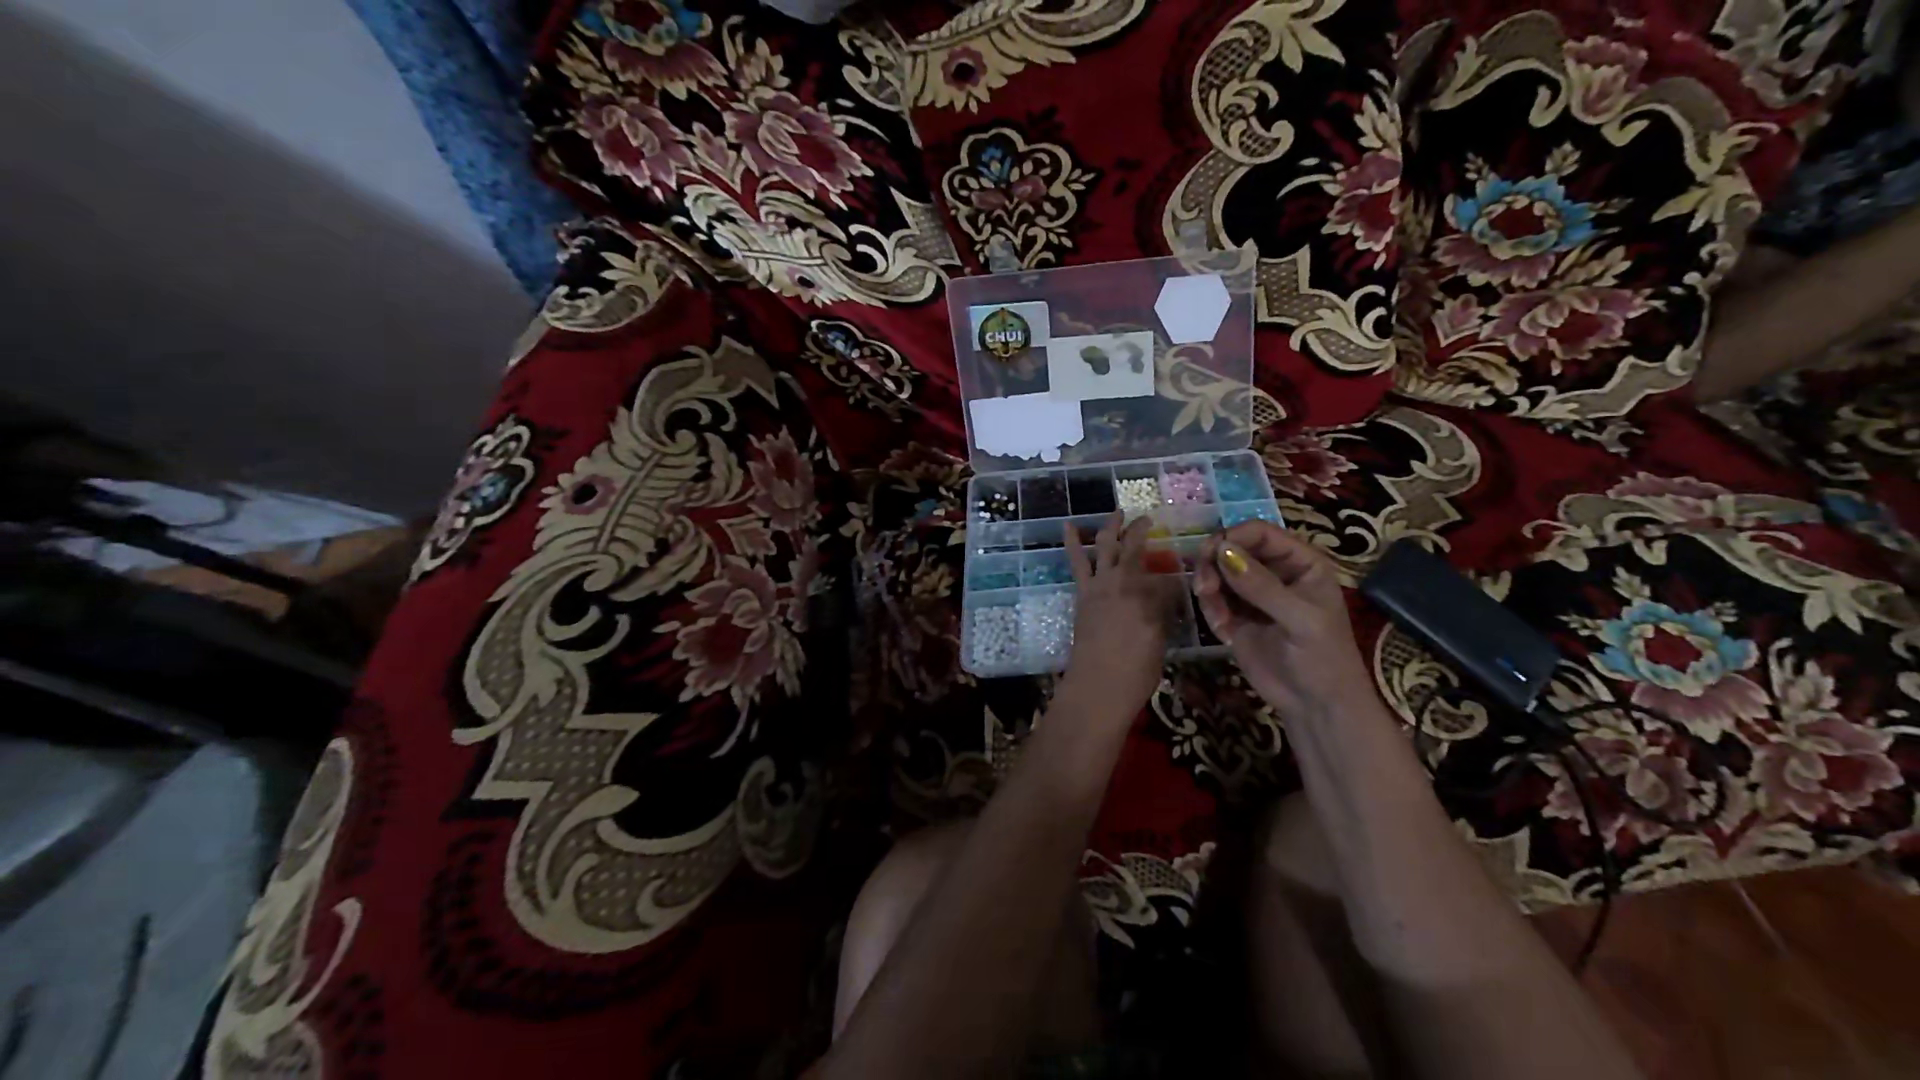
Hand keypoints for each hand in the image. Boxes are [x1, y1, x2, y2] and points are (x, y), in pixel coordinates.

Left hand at [1058, 514, 1167, 723]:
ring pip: (1105, 547)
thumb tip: (1163, 599)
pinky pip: (1078, 561)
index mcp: (1151, 596)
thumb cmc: (1137, 672)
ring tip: (1116, 512)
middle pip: (1135, 550)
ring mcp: (1101, 586)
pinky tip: (1069, 526)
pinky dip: (1073, 542)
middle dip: (1141, 532)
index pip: (1165, 578)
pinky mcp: (1083, 594)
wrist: (1098, 687)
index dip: (1172, 577)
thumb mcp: (1160, 642)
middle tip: (1147, 520)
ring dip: (1111, 527)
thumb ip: (1161, 614)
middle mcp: (1126, 583)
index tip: (1177, 577)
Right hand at [1192, 522, 1373, 722]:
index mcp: (1301, 563)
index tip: (1210, 553)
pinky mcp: (1236, 617)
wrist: (1316, 706)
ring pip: (1218, 573)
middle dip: (1214, 564)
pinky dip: (1211, 610)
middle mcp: (1275, 572)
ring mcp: (1253, 595)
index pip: (1260, 533)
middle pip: (1232, 549)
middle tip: (1204, 587)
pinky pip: (1213, 600)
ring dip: (1209, 588)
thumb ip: (1261, 585)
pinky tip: (1223, 631)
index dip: (1233, 537)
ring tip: (1215, 613)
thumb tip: (1222, 551)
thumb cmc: (1323, 658)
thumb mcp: (1299, 619)